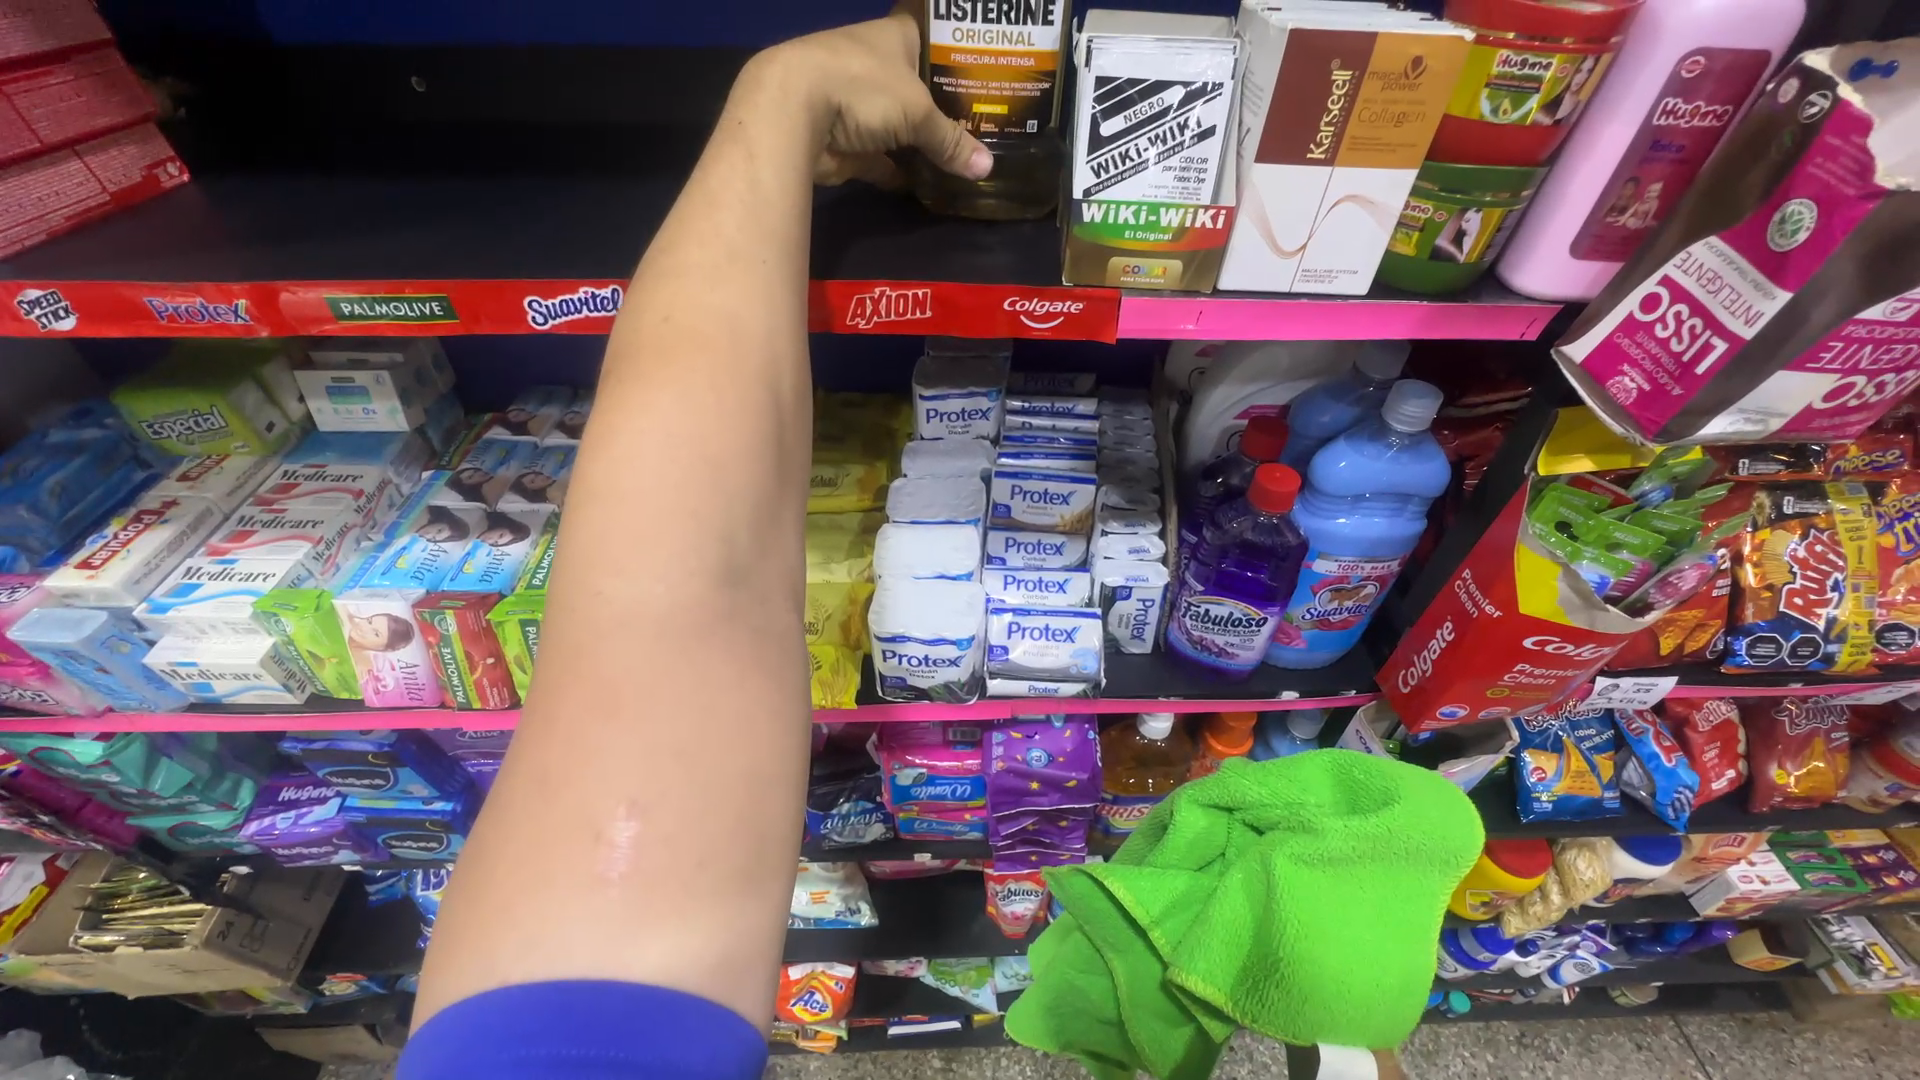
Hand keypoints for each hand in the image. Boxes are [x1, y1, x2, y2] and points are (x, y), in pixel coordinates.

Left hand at [740, 7, 992, 187]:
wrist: (795, 112)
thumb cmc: (863, 87)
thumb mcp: (918, 111)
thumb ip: (951, 141)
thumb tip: (986, 169)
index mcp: (896, 37)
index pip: (935, 41)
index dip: (958, 58)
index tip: (986, 80)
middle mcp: (878, 67)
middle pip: (921, 90)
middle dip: (947, 111)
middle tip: (984, 131)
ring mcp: (860, 106)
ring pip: (901, 129)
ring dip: (924, 147)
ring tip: (962, 162)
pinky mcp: (849, 144)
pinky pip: (883, 163)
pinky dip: (901, 176)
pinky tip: (929, 189)